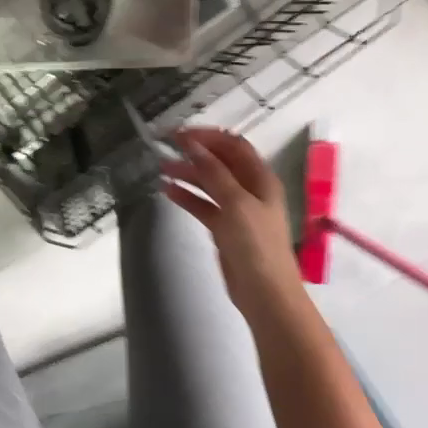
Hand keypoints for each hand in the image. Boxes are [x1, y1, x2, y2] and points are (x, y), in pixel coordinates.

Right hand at [163, 128, 300, 307]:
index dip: (208, 136)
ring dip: (188, 173)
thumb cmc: (256, 244)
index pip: (233, 145)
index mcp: (261, 178)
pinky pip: (204, 205)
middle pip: (220, 162)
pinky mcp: (225, 229)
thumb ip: (213, 172)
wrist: (265, 293)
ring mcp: (237, 210)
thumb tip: (193, 145)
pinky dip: (188, 197)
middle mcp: (250, 189)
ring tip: (162, 168)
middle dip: (195, 153)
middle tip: (165, 147)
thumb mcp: (235, 203)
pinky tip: (168, 191)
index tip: (178, 134)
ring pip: (210, 183)